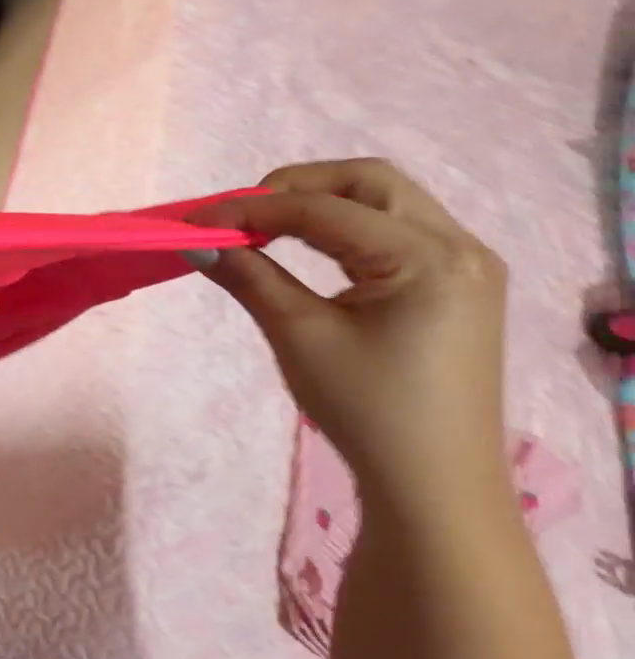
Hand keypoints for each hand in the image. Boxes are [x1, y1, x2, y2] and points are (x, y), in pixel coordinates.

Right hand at [188, 159, 511, 512]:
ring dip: (321, 202)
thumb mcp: (298, 335)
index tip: (192, 222)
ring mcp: (465, 264)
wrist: (432, 477)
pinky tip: (307, 249)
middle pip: (369, 181)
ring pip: (385, 200)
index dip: (250, 209)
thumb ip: (249, 277)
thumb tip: (195, 243)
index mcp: (427, 258)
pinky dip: (345, 226)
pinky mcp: (457, 283)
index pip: (323, 209)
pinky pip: (396, 229)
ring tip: (264, 229)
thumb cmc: (365, 406)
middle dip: (295, 187)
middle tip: (240, 216)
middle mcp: (459, 246)